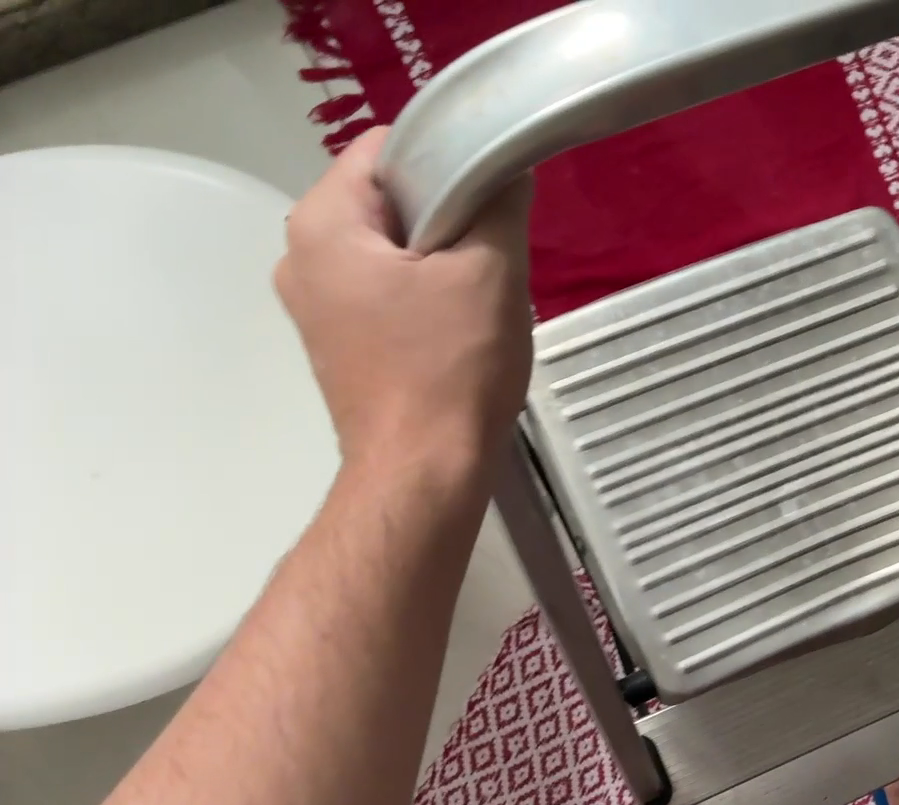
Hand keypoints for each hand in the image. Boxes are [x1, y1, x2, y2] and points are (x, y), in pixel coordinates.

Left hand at [273, 127, 533, 475]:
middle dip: (450, 221)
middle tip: (498, 261)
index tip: (497, 202)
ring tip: (484, 303)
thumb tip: (507, 171)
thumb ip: (499, 210)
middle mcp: (301, 256)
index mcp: (323, 224)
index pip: (387, 150)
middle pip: (388, 205)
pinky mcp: (340, 347)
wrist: (425, 469)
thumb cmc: (453, 368)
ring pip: (391, 254)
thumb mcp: (491, 276)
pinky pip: (386, 296)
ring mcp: (316, 307)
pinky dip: (426, 300)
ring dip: (443, 265)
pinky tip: (461, 335)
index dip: (450, 162)